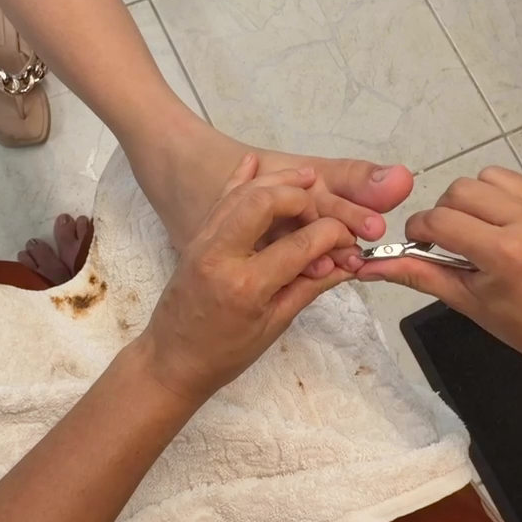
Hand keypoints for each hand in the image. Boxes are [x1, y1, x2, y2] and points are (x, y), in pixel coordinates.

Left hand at [137, 154, 359, 405]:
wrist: (171, 359)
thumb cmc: (226, 353)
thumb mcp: (274, 325)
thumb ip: (310, 286)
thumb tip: (349, 263)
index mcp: (246, 285)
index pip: (300, 244)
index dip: (332, 236)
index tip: (350, 238)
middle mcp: (221, 255)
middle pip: (265, 202)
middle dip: (300, 197)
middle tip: (322, 208)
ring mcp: (204, 242)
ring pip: (242, 193)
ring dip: (276, 181)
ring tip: (307, 177)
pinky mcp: (196, 237)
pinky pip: (220, 200)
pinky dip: (239, 179)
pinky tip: (254, 162)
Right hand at [355, 166, 521, 381]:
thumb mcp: (467, 301)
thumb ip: (418, 274)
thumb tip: (368, 267)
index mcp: (505, 253)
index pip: (439, 221)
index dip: (419, 230)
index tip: (421, 244)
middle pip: (460, 190)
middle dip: (446, 213)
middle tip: (453, 241)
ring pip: (487, 177)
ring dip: (475, 200)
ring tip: (482, 230)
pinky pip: (518, 181)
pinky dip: (503, 198)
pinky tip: (509, 225)